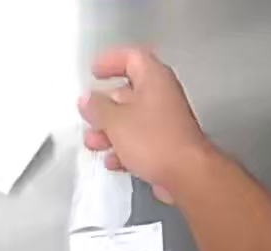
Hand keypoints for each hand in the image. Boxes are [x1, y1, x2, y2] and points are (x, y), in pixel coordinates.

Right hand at [78, 46, 218, 203]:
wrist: (184, 173)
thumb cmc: (154, 140)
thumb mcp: (117, 121)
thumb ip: (98, 108)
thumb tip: (86, 99)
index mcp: (153, 78)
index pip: (130, 57)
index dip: (110, 61)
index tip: (94, 70)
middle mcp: (160, 95)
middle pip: (127, 92)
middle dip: (104, 105)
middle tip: (88, 114)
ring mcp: (163, 121)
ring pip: (131, 120)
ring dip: (109, 131)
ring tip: (93, 142)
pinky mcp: (163, 145)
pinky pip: (139, 142)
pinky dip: (123, 149)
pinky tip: (112, 160)